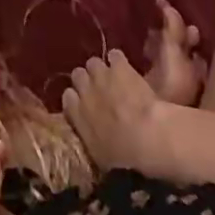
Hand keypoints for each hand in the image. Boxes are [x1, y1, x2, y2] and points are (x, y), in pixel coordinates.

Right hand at [62, 49, 172, 177]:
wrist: (146, 138)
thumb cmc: (123, 159)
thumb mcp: (98, 156)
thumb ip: (88, 136)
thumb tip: (88, 133)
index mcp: (77, 115)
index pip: (68, 97)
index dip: (77, 99)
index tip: (84, 104)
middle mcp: (84, 90)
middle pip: (78, 75)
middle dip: (87, 80)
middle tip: (99, 89)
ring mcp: (102, 75)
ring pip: (94, 62)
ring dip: (102, 69)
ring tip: (113, 77)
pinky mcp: (120, 65)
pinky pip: (114, 55)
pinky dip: (119, 61)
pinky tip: (126, 68)